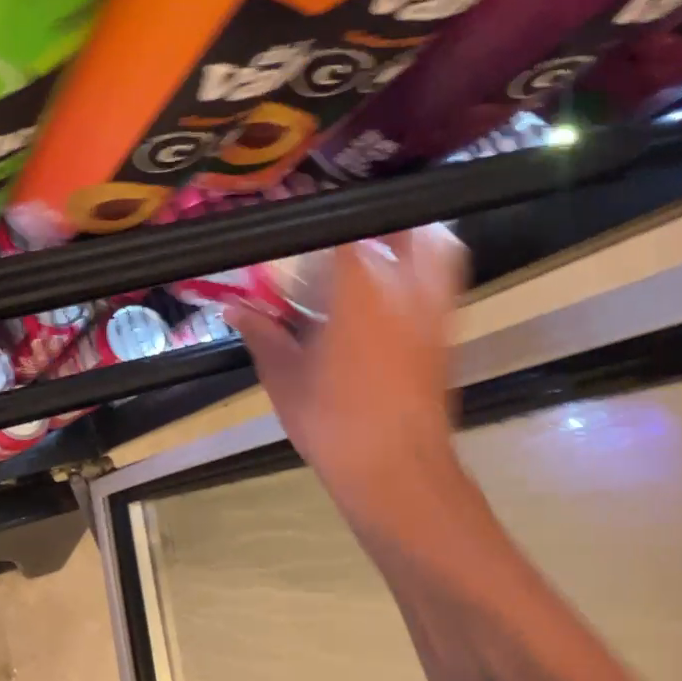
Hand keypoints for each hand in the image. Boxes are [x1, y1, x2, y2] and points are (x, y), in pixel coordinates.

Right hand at [223, 225, 468, 526]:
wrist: (395, 470)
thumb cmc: (332, 422)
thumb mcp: (283, 377)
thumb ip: (261, 333)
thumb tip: (233, 307)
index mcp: (361, 294)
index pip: (347, 230)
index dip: (321, 215)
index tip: (297, 210)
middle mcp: (408, 293)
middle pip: (413, 228)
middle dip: (383, 219)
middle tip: (348, 228)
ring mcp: (436, 314)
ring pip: (441, 251)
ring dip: (411, 242)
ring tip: (376, 253)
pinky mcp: (448, 337)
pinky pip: (441, 287)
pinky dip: (420, 276)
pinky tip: (387, 298)